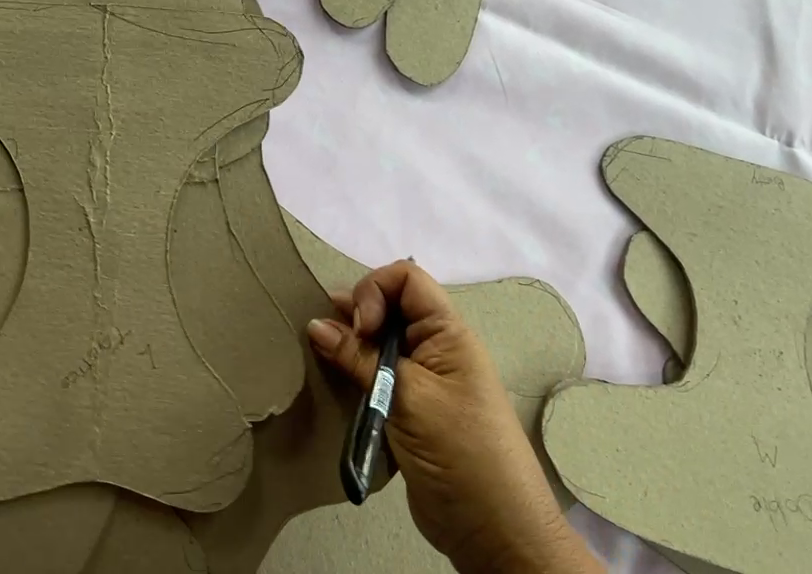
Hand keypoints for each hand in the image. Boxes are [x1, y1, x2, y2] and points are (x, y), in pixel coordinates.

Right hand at [306, 261, 599, 573]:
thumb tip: (316, 324)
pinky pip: (375, 373)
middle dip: (355, 314)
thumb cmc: (461, 453)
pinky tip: (336, 380)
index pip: (406, 279)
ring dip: (350, 345)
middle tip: (333, 342)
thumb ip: (360, 358)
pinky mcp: (409, 408)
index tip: (360, 327)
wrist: (495, 531)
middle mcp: (436, 348)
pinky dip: (353, 371)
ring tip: (327, 358)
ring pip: (378, 340)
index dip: (374, 290)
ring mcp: (423, 379)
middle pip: (388, 305)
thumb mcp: (408, 398)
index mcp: (449, 334)